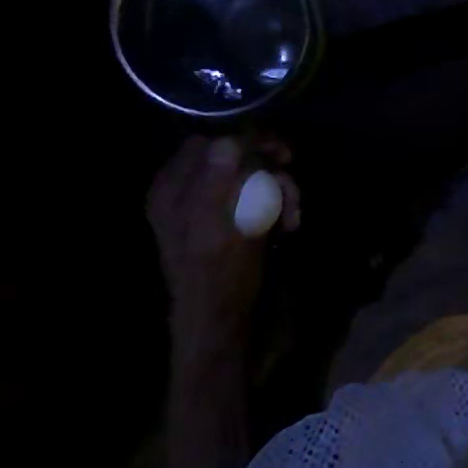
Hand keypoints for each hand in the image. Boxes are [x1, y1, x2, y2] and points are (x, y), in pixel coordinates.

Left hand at [146, 135, 300, 348]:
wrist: (225, 330)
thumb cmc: (216, 280)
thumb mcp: (214, 231)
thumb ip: (214, 183)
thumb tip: (229, 140)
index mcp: (172, 190)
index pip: (207, 141)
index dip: (242, 137)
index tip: (276, 145)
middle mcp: (188, 194)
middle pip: (234, 154)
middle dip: (266, 162)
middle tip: (290, 164)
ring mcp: (213, 208)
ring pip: (252, 174)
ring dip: (280, 186)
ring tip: (294, 211)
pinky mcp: (235, 222)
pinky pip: (260, 196)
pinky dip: (280, 204)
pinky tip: (291, 223)